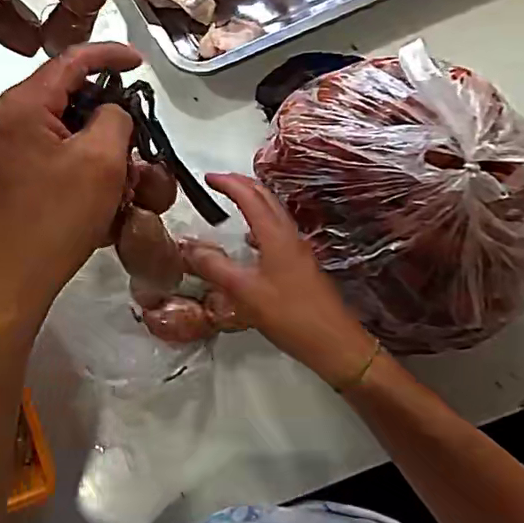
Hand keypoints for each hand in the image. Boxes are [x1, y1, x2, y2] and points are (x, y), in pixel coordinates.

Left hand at [0, 42, 142, 328]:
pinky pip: (58, 152)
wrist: (13, 278)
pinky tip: (102, 194)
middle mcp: (9, 117)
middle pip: (69, 94)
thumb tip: (111, 109)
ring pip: (68, 127)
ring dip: (101, 146)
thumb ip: (114, 117)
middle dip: (108, 114)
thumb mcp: (100, 160)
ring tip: (122, 178)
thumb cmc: (55, 219)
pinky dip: (84, 164)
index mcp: (23, 104)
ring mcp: (10, 145)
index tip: (140, 62)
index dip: (110, 55)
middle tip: (136, 141)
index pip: (71, 59)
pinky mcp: (16, 170)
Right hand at [181, 172, 379, 386]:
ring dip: (252, 201)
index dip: (228, 183)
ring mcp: (299, 250)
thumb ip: (214, 267)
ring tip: (231, 202)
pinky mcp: (302, 265)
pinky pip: (277, 231)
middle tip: (217, 182)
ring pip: (274, 213)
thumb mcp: (244, 291)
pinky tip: (250, 241)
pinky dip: (259, 223)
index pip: (250, 196)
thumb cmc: (290, 315)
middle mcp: (290, 236)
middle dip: (242, 184)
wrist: (337, 345)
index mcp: (276, 235)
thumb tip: (186, 247)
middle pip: (266, 197)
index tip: (206, 177)